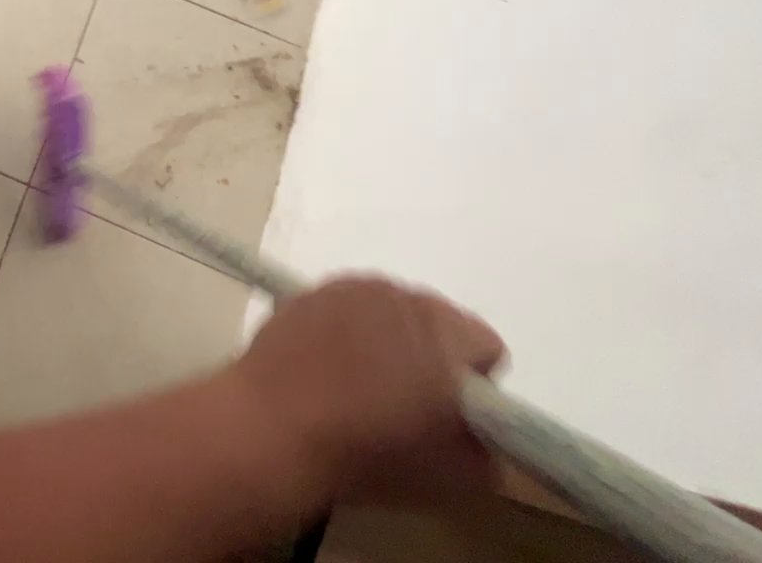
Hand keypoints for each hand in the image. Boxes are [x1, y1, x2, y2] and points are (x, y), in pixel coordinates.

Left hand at [230, 276, 507, 504]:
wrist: (274, 422)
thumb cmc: (370, 448)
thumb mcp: (458, 473)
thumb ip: (487, 446)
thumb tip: (478, 433)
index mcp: (445, 331)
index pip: (485, 346)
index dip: (475, 383)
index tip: (452, 411)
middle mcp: (396, 294)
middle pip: (434, 320)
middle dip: (430, 353)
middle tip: (406, 395)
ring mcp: (344, 288)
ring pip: (386, 308)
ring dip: (385, 335)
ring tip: (361, 378)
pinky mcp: (302, 292)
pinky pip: (341, 307)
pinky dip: (343, 327)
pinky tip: (325, 362)